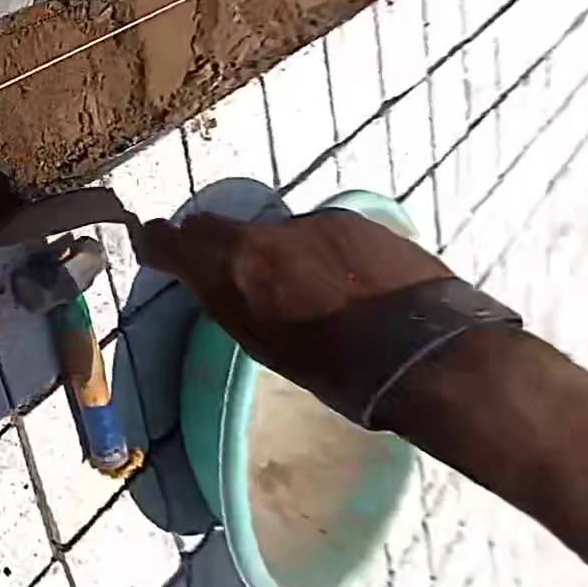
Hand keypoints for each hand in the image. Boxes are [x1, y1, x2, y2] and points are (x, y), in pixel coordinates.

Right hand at [139, 210, 453, 407]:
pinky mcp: (351, 221)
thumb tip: (210, 277)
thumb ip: (224, 296)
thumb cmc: (329, 365)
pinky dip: (314, 249)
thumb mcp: (254, 337)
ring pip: (266, 230)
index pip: (165, 239)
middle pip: (210, 224)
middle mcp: (256, 237)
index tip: (157, 249)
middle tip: (223, 265)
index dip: (157, 244)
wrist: (430, 355)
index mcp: (225, 268)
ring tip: (301, 282)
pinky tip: (341, 278)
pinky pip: (314, 230)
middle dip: (207, 241)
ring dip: (270, 248)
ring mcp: (305, 224)